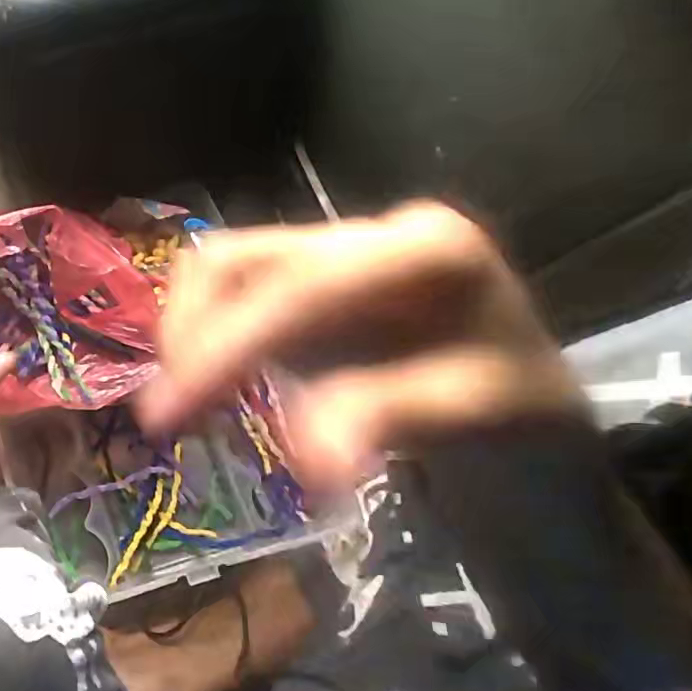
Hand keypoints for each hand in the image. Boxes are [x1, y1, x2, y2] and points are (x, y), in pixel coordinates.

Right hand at [136, 201, 585, 488]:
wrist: (526, 393)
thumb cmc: (517, 404)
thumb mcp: (476, 411)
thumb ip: (389, 418)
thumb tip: (306, 459)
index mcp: (424, 246)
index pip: (302, 287)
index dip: (227, 345)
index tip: (170, 413)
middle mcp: (367, 231)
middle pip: (241, 260)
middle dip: (191, 336)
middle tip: (165, 416)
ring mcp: (331, 248)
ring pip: (223, 267)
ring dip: (188, 330)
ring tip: (183, 394)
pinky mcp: (306, 276)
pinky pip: (232, 288)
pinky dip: (204, 330)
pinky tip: (207, 375)